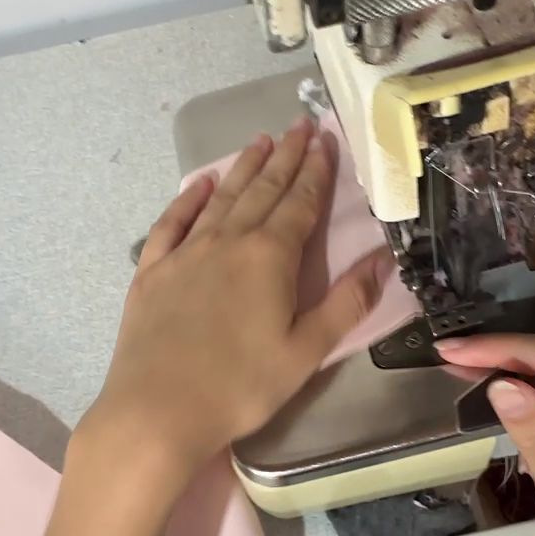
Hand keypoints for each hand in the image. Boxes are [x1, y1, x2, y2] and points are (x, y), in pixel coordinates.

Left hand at [75, 118, 387, 497]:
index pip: (300, 203)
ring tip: (260, 141)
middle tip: (299, 125)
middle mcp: (227, 241)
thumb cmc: (240, 386)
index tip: (325, 140)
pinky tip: (198, 184)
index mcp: (269, 257)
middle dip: (285, 157)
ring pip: (221, 198)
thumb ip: (346, 303)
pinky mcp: (152, 270)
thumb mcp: (306, 351)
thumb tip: (382, 259)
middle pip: (262, 190)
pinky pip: (171, 223)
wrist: (157, 410)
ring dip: (243, 168)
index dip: (316, 171)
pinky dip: (187, 199)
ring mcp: (185, 252)